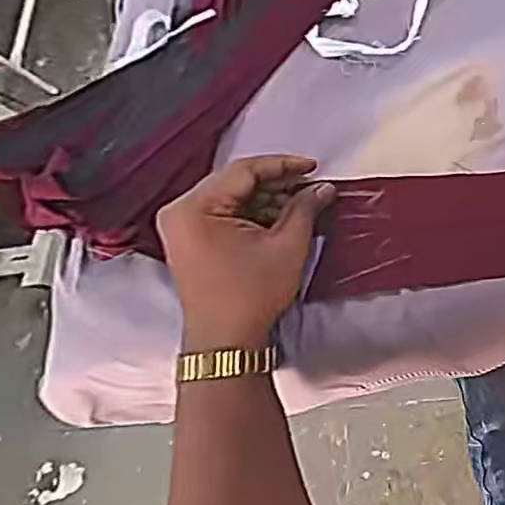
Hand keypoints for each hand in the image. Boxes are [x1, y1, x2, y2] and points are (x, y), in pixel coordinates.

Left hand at [156, 155, 336, 348]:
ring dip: (268, 199)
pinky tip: (282, 218)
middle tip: (312, 186)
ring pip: (232, 198)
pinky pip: (225, 214)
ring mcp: (182, 226)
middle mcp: (180, 210)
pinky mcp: (191, 240)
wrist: (226, 338)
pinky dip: (254, 214)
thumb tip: (324, 188)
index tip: (313, 167)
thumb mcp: (288, 246)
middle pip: (235, 182)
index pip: (243, 171)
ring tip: (303, 203)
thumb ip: (305, 209)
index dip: (283, 165)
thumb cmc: (253, 293)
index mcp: (195, 208)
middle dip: (277, 183)